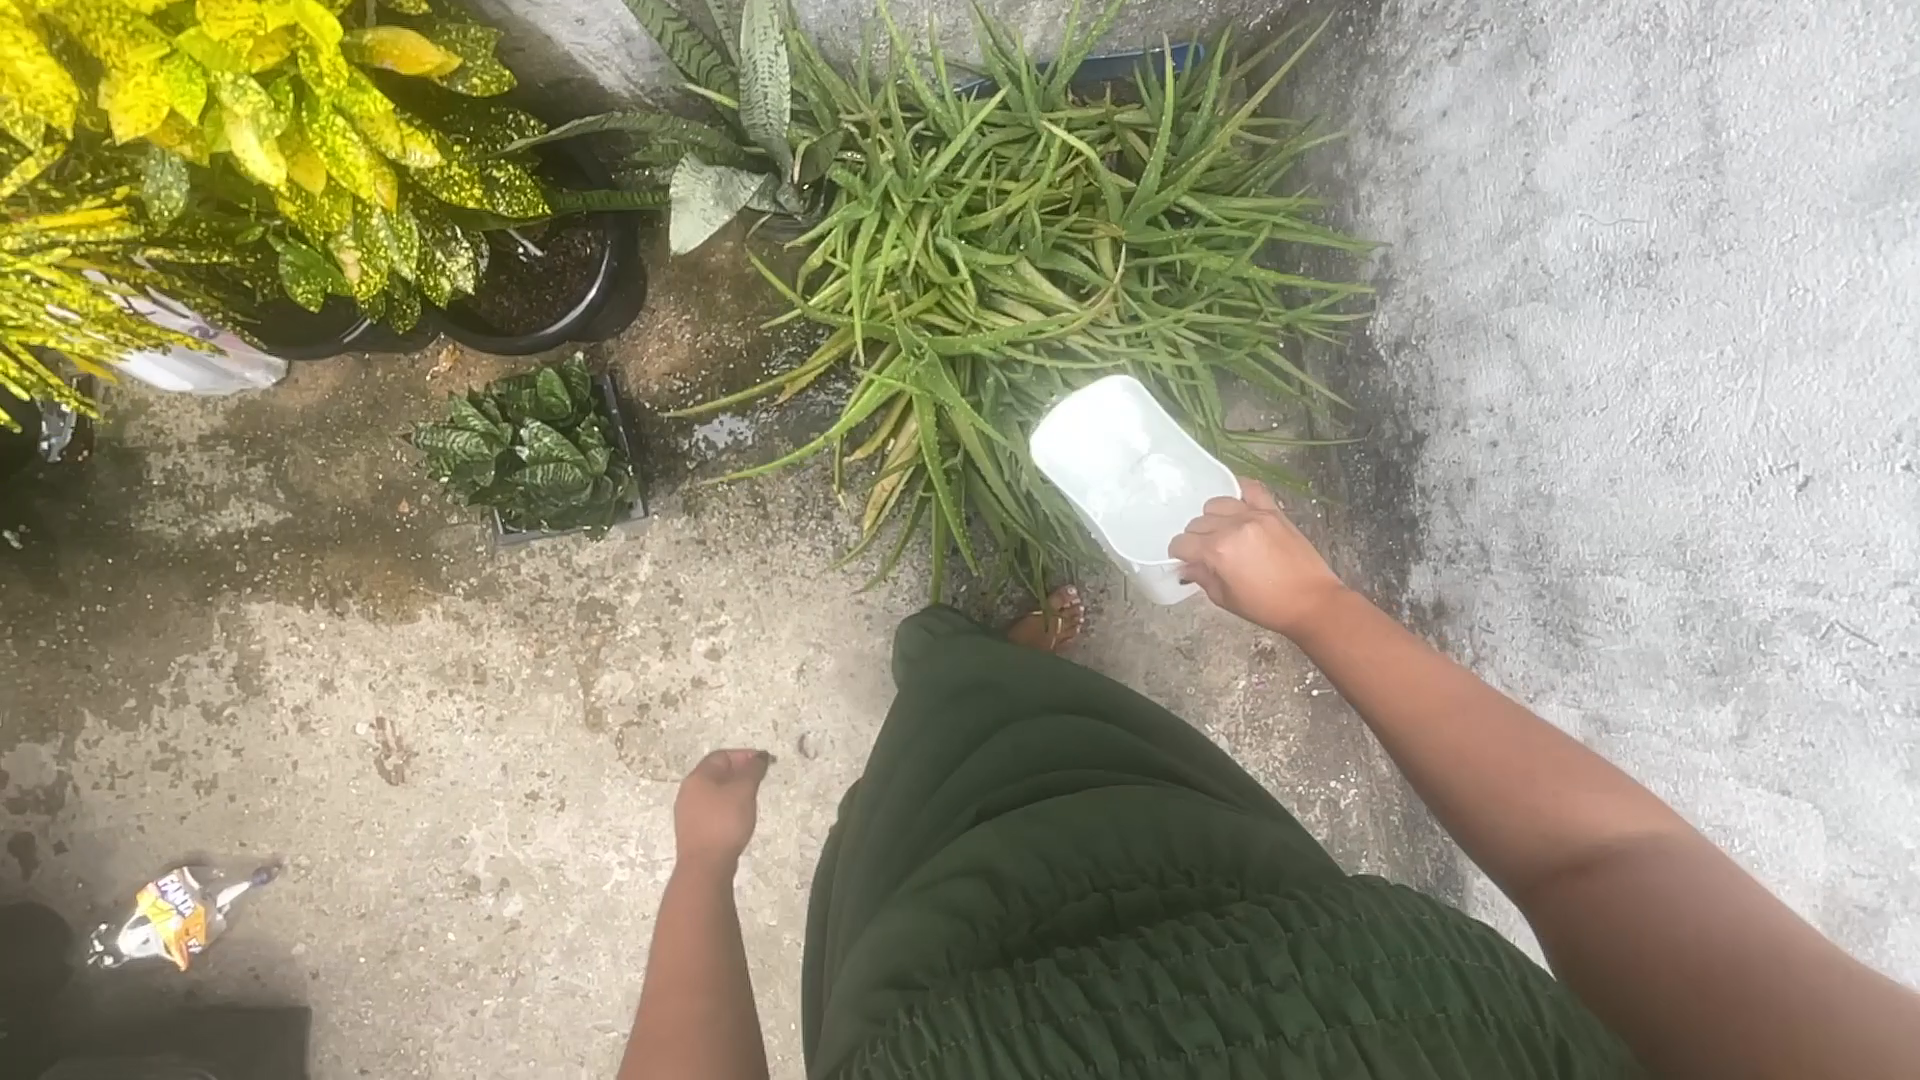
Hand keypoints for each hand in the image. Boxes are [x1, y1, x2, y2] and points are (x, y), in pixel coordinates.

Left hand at [673, 749, 770, 869]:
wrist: (705, 865)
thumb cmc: (724, 822)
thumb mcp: (744, 791)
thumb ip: (752, 770)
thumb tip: (759, 757)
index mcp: (698, 777)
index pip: (722, 756)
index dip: (744, 755)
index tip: (764, 763)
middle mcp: (688, 791)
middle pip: (716, 772)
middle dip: (740, 771)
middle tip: (760, 778)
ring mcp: (689, 812)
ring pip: (715, 791)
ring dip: (734, 789)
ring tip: (752, 797)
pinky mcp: (693, 829)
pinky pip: (712, 808)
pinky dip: (727, 805)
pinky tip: (739, 816)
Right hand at [1168, 477, 1348, 637]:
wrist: (1312, 601)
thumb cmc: (1267, 606)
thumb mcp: (1224, 598)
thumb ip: (1201, 577)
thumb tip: (1187, 566)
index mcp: (1217, 551)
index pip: (1182, 542)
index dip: (1178, 553)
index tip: (1185, 560)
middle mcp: (1233, 527)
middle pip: (1197, 522)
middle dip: (1195, 538)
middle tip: (1206, 552)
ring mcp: (1255, 515)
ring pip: (1217, 503)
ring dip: (1213, 517)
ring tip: (1222, 531)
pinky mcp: (1274, 512)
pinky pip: (1251, 488)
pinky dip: (1239, 490)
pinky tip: (1237, 503)